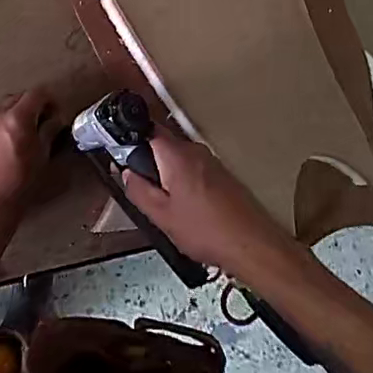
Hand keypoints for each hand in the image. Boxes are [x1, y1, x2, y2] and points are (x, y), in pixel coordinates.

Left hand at [0, 87, 58, 217]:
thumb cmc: (21, 181)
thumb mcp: (42, 155)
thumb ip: (49, 131)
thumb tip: (55, 120)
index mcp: (17, 118)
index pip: (37, 94)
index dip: (50, 100)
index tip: (56, 111)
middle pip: (20, 96)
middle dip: (34, 103)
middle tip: (45, 119)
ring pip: (6, 104)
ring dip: (19, 110)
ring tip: (28, 127)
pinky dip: (6, 118)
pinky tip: (12, 135)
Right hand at [118, 128, 305, 282]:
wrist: (250, 244)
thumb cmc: (211, 231)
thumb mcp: (161, 216)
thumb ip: (139, 190)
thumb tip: (128, 175)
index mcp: (177, 156)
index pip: (149, 128)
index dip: (132, 137)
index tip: (122, 150)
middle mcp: (196, 152)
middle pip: (164, 145)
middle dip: (150, 162)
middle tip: (142, 186)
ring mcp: (212, 163)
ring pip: (179, 160)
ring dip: (168, 175)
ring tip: (168, 205)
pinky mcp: (222, 175)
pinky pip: (195, 170)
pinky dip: (185, 184)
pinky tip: (187, 209)